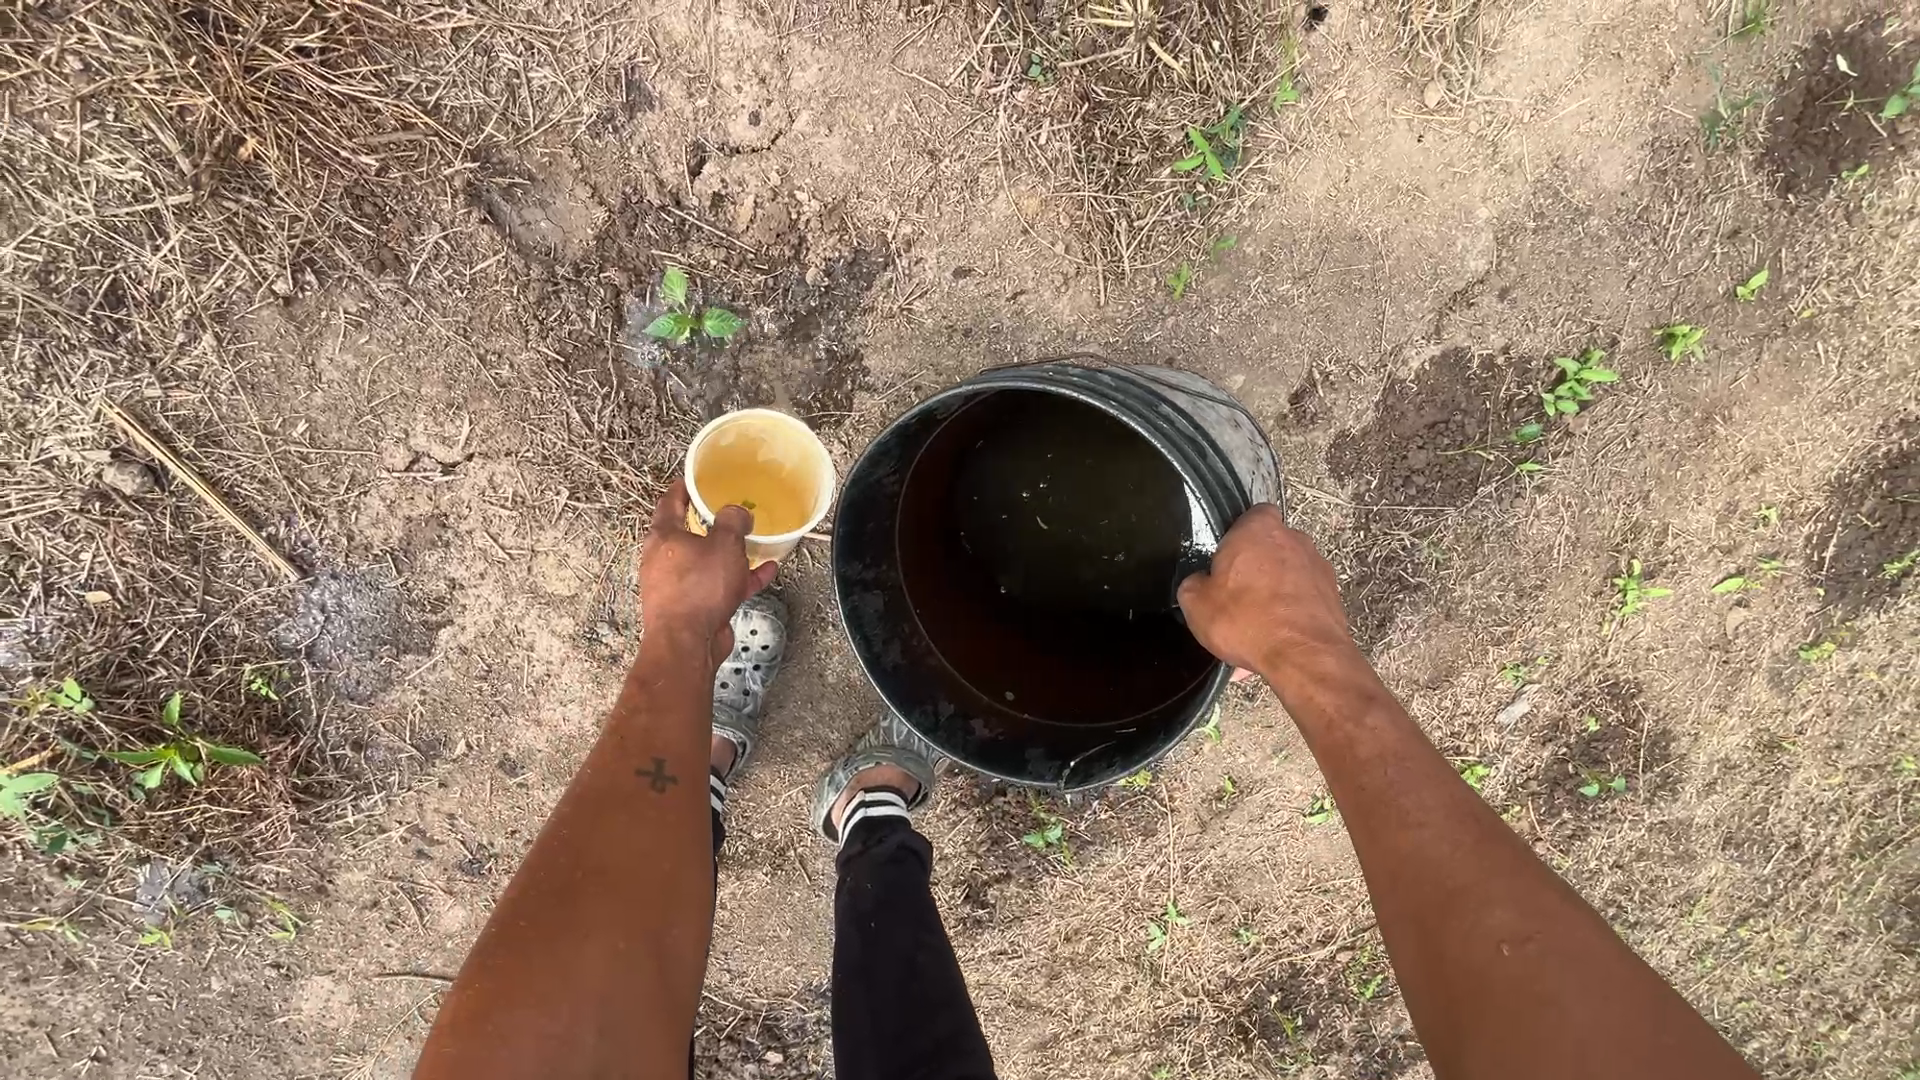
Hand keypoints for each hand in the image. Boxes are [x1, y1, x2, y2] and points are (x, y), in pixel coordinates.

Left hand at [639, 477, 777, 669]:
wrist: (688, 642)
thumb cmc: (696, 592)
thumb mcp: (724, 544)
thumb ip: (732, 522)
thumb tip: (737, 513)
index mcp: (664, 537)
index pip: (670, 503)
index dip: (683, 489)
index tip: (692, 480)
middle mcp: (664, 560)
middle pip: (688, 534)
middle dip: (710, 525)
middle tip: (726, 513)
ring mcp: (677, 585)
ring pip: (706, 562)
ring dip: (730, 555)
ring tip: (752, 546)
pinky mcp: (692, 606)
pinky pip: (719, 586)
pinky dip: (739, 579)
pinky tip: (763, 573)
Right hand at [1177, 505, 1360, 683]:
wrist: (1304, 657)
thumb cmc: (1250, 621)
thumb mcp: (1195, 603)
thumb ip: (1192, 584)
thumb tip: (1199, 583)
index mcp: (1258, 529)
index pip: (1250, 514)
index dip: (1234, 536)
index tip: (1222, 559)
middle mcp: (1293, 540)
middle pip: (1268, 547)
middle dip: (1252, 569)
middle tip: (1232, 596)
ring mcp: (1317, 568)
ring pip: (1285, 576)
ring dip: (1270, 594)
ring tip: (1251, 628)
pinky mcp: (1332, 596)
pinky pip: (1300, 601)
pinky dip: (1287, 615)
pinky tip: (1270, 641)